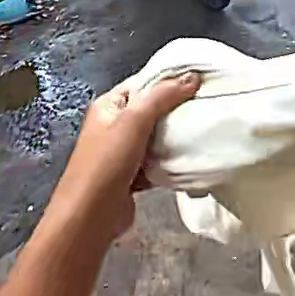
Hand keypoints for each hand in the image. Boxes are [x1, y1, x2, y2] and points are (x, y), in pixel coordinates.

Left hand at [40, 72, 200, 251]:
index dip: (169, 80)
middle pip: (153, 109)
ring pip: (157, 136)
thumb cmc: (106, 163)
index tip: (199, 79)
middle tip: (205, 104)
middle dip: (176, 109)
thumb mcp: (134, 121)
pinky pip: (158, 159)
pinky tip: (189, 156)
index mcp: (109, 105)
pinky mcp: (133, 174)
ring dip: (174, 136)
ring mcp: (123, 151)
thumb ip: (163, 97)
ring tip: (202, 127)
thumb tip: (192, 76)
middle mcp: (115, 125)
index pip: (144, 83)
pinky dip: (170, 159)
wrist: (90, 219)